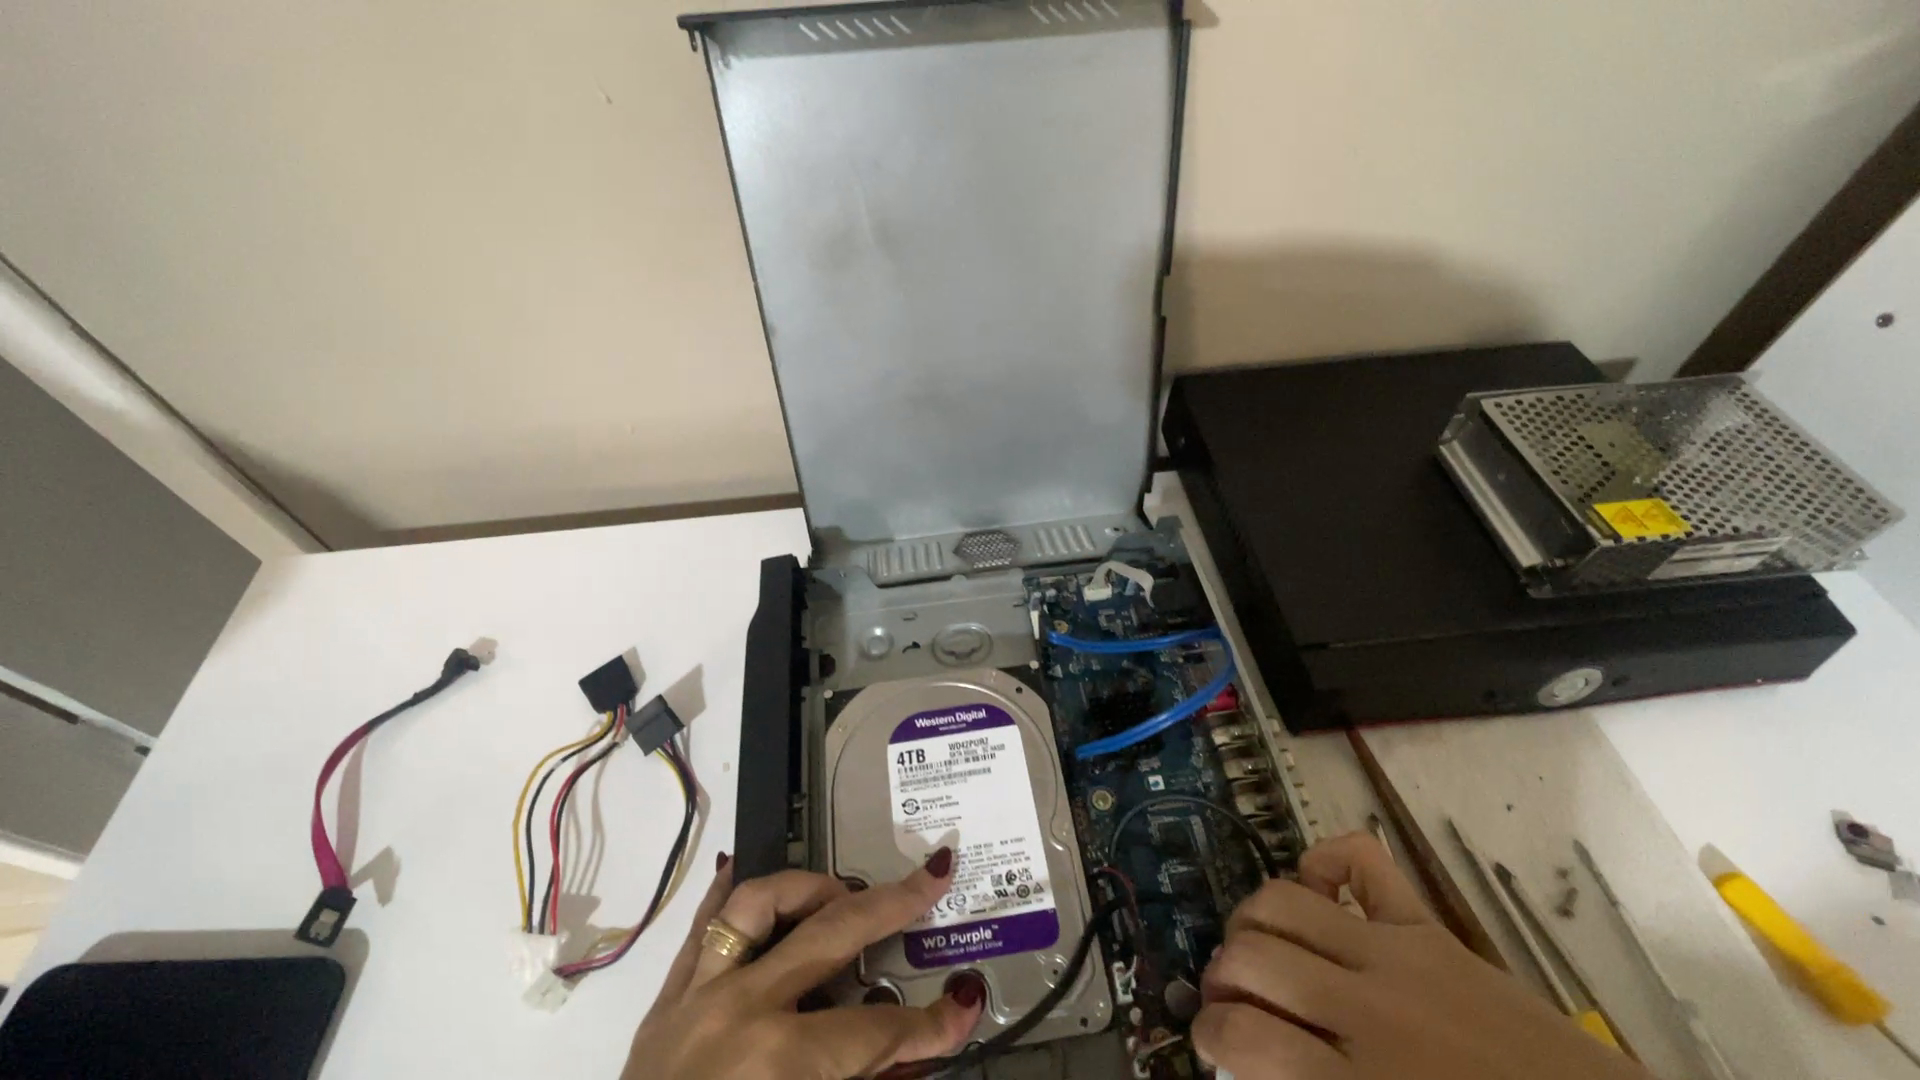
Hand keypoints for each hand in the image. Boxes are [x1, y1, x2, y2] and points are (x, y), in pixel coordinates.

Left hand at [626, 850, 982, 1079]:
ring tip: (842, 893)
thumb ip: (863, 1078)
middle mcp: (742, 1010)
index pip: (878, 1030)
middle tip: (932, 877)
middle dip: (894, 905)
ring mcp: (698, 997)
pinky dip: (724, 894)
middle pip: (833, 935)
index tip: (962, 1007)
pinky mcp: (666, 1001)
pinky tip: (742, 868)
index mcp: (782, 1060)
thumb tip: (910, 1045)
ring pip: (759, 905)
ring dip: (808, 888)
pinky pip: (700, 928)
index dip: (931, 1024)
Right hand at [1194, 832, 1649, 1079]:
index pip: (1239, 1037)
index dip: (1207, 1037)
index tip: (1212, 1043)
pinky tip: (1314, 892)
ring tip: (1257, 950)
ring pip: (1281, 902)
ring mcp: (1398, 955)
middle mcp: (1367, 1010)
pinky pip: (1362, 858)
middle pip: (1249, 960)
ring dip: (1249, 923)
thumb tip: (1246, 1064)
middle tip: (1230, 1001)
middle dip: (1219, 979)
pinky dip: (1322, 860)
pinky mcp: (1429, 925)